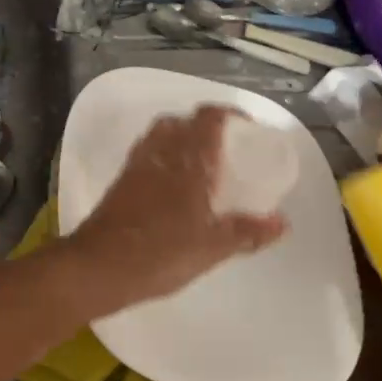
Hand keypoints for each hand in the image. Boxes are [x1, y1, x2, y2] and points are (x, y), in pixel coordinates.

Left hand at [64, 105, 286, 310]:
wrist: (98, 265)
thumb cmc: (161, 253)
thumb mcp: (213, 247)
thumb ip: (248, 232)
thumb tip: (282, 222)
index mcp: (186, 160)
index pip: (207, 118)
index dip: (229, 115)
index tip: (248, 129)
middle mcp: (159, 153)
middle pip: (181, 122)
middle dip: (204, 128)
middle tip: (226, 152)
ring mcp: (135, 165)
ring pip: (160, 137)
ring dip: (182, 142)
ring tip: (203, 169)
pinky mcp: (121, 181)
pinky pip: (147, 156)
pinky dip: (164, 160)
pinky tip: (176, 189)